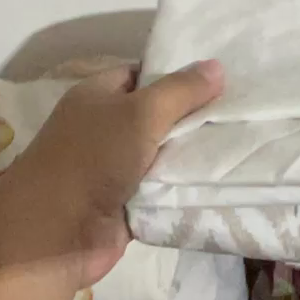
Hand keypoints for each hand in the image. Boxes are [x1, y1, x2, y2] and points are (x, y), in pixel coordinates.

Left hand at [0, 60, 223, 291]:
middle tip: (244, 114)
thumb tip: (216, 66)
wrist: (54, 234)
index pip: (142, 75)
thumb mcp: (138, 114)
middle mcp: (104, 129)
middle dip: (194, 118)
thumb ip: (179, 92)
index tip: (223, 80)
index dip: (178, 75)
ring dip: (194, 156)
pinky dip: (185, 190)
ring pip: (163, 157)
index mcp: (97, 97)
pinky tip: (225, 182)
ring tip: (246, 145)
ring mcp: (115, 170)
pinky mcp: (126, 206)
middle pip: (158, 117)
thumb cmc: (90, 160)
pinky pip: (163, 192)